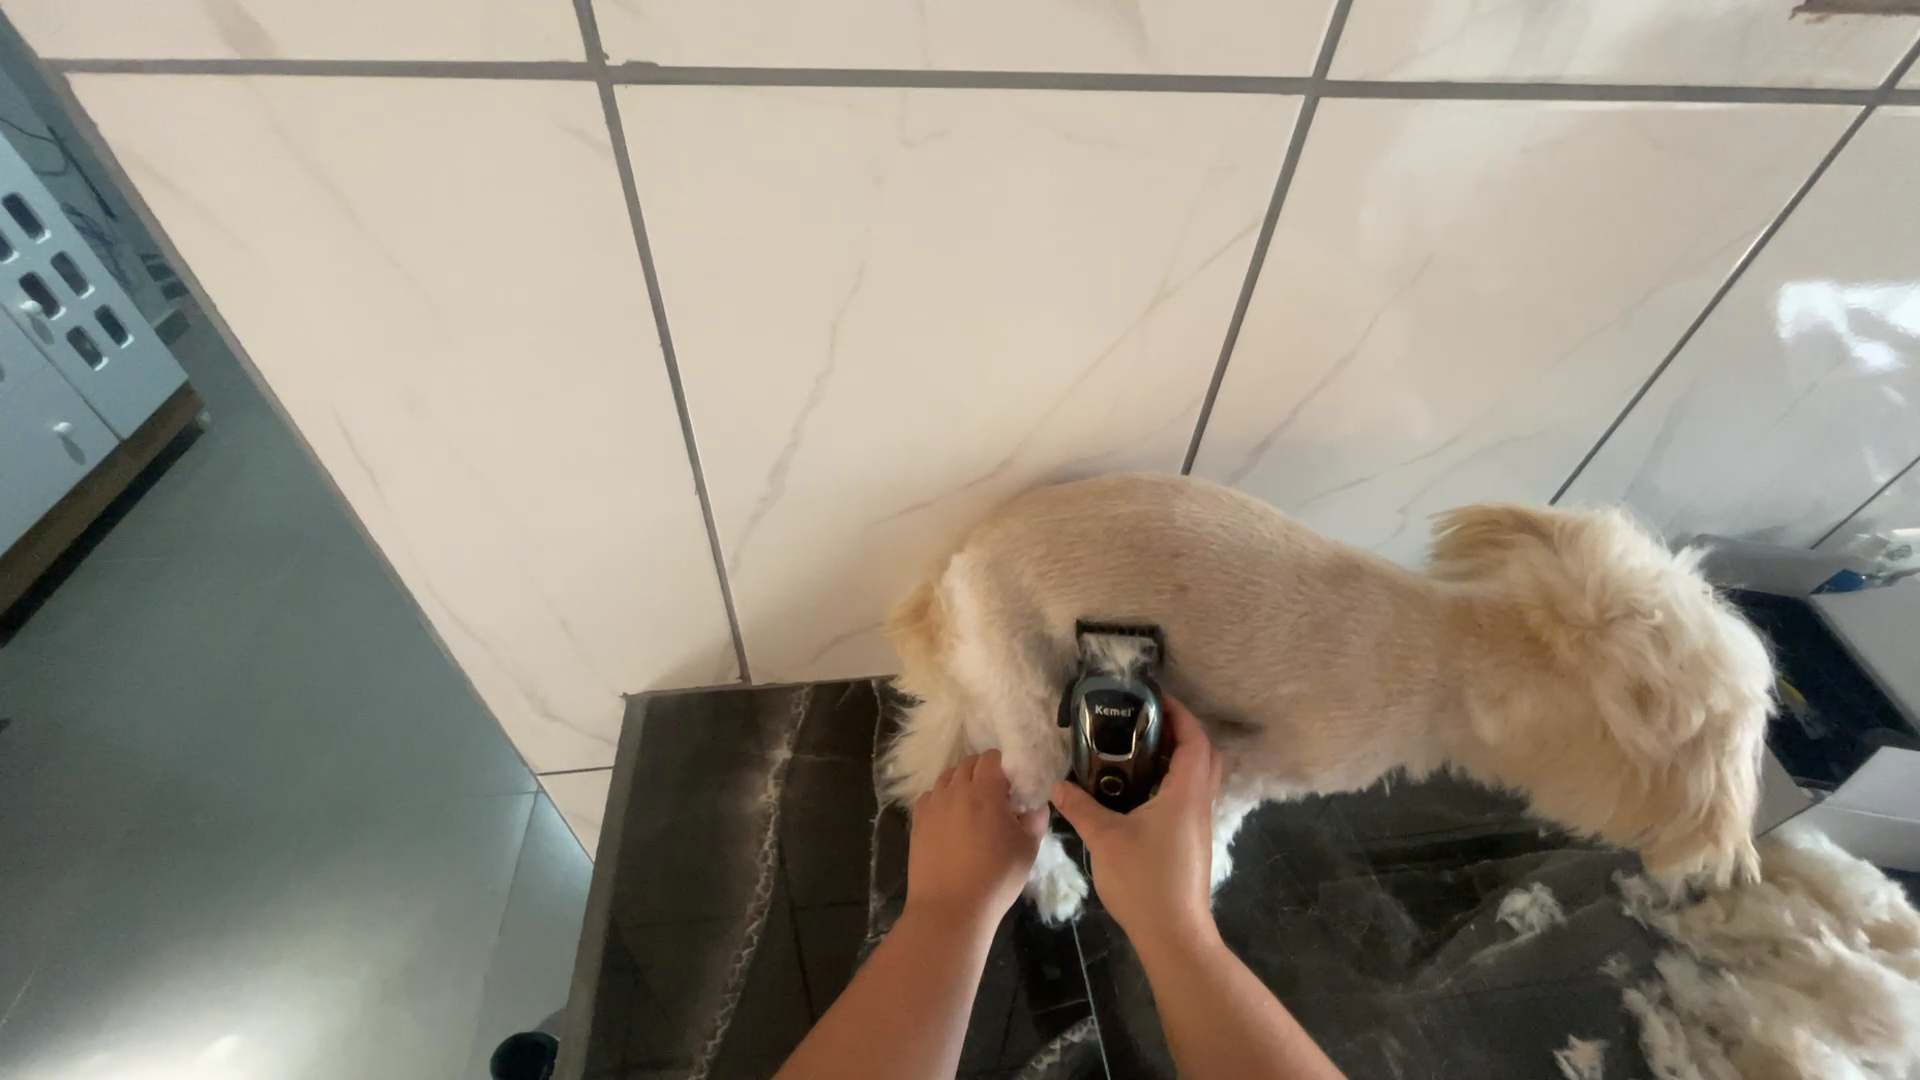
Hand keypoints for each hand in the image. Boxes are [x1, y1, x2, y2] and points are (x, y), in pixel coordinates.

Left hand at [906, 751, 1049, 932]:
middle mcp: (956, 789)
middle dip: (982, 772)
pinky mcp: (917, 822)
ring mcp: (933, 804)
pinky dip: (941, 799)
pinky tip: (949, 819)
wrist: (950, 908)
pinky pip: (929, 797)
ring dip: (960, 783)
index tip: (1011, 784)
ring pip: (947, 778)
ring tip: (971, 806)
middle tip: (994, 795)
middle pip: (968, 764)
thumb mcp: (1027, 850)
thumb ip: (1035, 821)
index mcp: (985, 790)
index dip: (1002, 765)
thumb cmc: (995, 878)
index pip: (991, 758)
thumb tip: (1036, 806)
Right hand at [1049, 697, 1221, 948]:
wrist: (1174, 937)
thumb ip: (1080, 806)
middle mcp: (1199, 805)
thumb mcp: (1104, 838)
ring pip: (1198, 778)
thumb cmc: (1145, 881)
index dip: (1180, 714)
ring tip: (1137, 748)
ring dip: (1177, 757)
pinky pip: (1187, 797)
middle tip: (1146, 721)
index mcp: (1185, 795)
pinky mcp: (1190, 843)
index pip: (1195, 741)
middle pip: (1204, 755)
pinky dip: (1170, 781)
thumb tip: (1056, 784)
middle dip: (1180, 731)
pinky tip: (1138, 790)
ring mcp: (1198, 826)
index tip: (1154, 697)